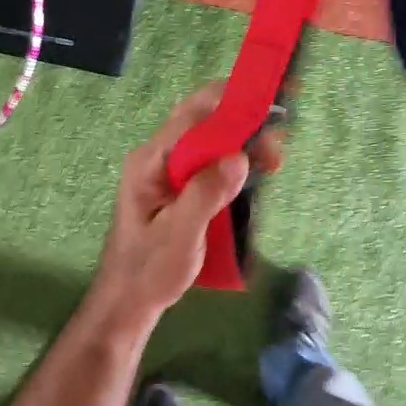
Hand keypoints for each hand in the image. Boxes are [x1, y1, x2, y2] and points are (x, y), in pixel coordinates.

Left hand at [91, 85, 280, 323]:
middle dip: (244, 123)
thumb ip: (206, 194)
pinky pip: (211, 162)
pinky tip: (256, 176)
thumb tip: (240, 156)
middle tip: (277, 147)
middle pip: (205, 121)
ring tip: (273, 163)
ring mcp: (169, 171)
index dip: (232, 101)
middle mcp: (160, 156)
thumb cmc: (149, 272)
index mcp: (152, 159)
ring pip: (212, 141)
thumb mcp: (179, 235)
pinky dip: (236, 163)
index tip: (269, 102)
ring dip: (243, 144)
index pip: (194, 114)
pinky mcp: (181, 187)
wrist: (128, 304)